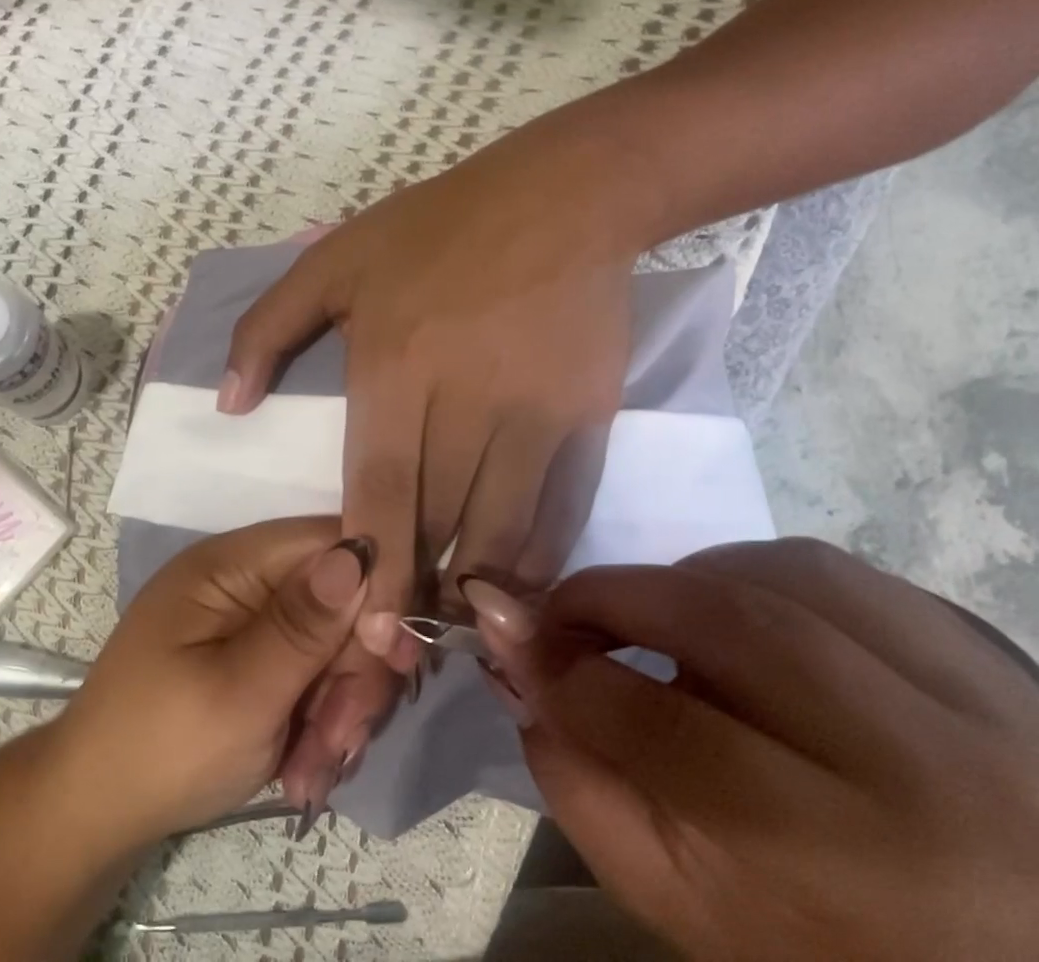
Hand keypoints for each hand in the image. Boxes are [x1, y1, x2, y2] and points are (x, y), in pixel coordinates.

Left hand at [50, 519, 369, 843]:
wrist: (100, 808)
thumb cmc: (165, 746)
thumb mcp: (242, 690)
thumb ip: (304, 625)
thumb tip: (357, 552)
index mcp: (224, 569)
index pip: (325, 540)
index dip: (374, 589)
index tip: (396, 655)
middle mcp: (235, 586)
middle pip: (336, 603)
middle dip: (350, 675)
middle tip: (340, 739)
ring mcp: (240, 629)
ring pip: (330, 652)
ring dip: (335, 714)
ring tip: (310, 771)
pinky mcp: (245, 667)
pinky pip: (306, 682)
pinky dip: (314, 727)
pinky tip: (300, 771)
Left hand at [222, 134, 642, 806]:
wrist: (566, 195)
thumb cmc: (430, 231)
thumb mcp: (327, 265)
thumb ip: (266, 335)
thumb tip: (228, 405)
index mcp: (393, 376)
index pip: (378, 492)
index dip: (369, 568)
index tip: (362, 633)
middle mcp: (465, 409)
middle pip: (441, 524)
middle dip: (420, 598)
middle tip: (397, 661)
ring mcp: (536, 419)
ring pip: (506, 530)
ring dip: (479, 594)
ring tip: (450, 643)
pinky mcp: (589, 422)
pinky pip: (563, 508)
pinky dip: (540, 558)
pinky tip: (520, 597)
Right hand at [466, 538, 1038, 959]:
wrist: (996, 959)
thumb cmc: (809, 942)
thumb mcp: (668, 892)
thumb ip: (574, 774)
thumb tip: (512, 653)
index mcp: (831, 853)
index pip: (656, 721)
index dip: (559, 668)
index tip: (510, 642)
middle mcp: (926, 769)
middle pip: (735, 621)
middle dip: (613, 593)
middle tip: (562, 611)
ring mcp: (989, 709)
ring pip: (799, 575)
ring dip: (689, 575)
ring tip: (652, 616)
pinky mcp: (1003, 668)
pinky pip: (859, 578)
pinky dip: (766, 576)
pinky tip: (737, 617)